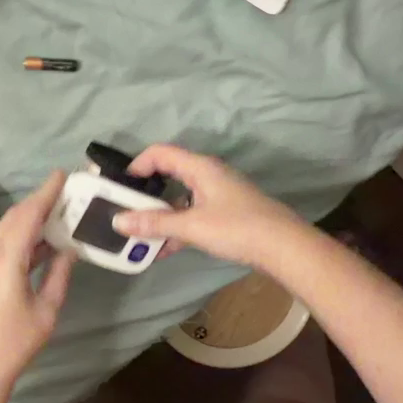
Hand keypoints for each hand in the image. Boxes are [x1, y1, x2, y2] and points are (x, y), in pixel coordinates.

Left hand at [0, 171, 75, 386]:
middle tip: (66, 192)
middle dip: (39, 202)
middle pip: (14, 217)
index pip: (28, 215)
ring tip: (58, 212)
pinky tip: (40, 241)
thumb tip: (70, 250)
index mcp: (5, 258)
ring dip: (29, 219)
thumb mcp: (46, 310)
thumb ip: (59, 275)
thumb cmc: (13, 344)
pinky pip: (1, 244)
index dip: (46, 193)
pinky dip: (21, 236)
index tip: (63, 174)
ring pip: (6, 230)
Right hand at [111, 144, 317, 268]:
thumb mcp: (192, 227)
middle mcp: (208, 175)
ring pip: (180, 198)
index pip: (160, 153)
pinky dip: (176, 227)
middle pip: (169, 175)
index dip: (137, 164)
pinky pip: (192, 214)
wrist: (284, 247)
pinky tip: (163, 249)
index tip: (119, 184)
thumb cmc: (237, 228)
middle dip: (145, 193)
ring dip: (160, 215)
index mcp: (200, 168)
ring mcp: (218, 194)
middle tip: (123, 209)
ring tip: (139, 234)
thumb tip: (118, 221)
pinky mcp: (225, 214)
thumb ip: (154, 224)